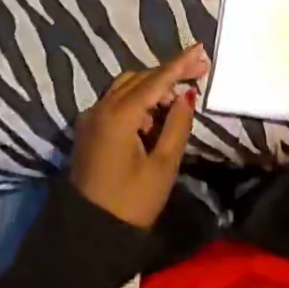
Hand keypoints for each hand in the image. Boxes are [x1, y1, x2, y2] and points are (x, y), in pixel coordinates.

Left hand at [69, 43, 210, 228]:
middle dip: (169, 73)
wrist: (86, 239)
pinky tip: (156, 115)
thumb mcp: (163, 165)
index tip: (201, 48)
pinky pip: (116, 102)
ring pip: (126, 87)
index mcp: (119, 115)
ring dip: (153, 87)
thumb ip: (178, 124)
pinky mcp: (88, 131)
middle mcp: (100, 109)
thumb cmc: (131, 204)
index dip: (180, 63)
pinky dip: (138, 100)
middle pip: (140, 78)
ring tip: (179, 99)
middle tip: (198, 71)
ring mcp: (90, 119)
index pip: (156, 80)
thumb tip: (187, 94)